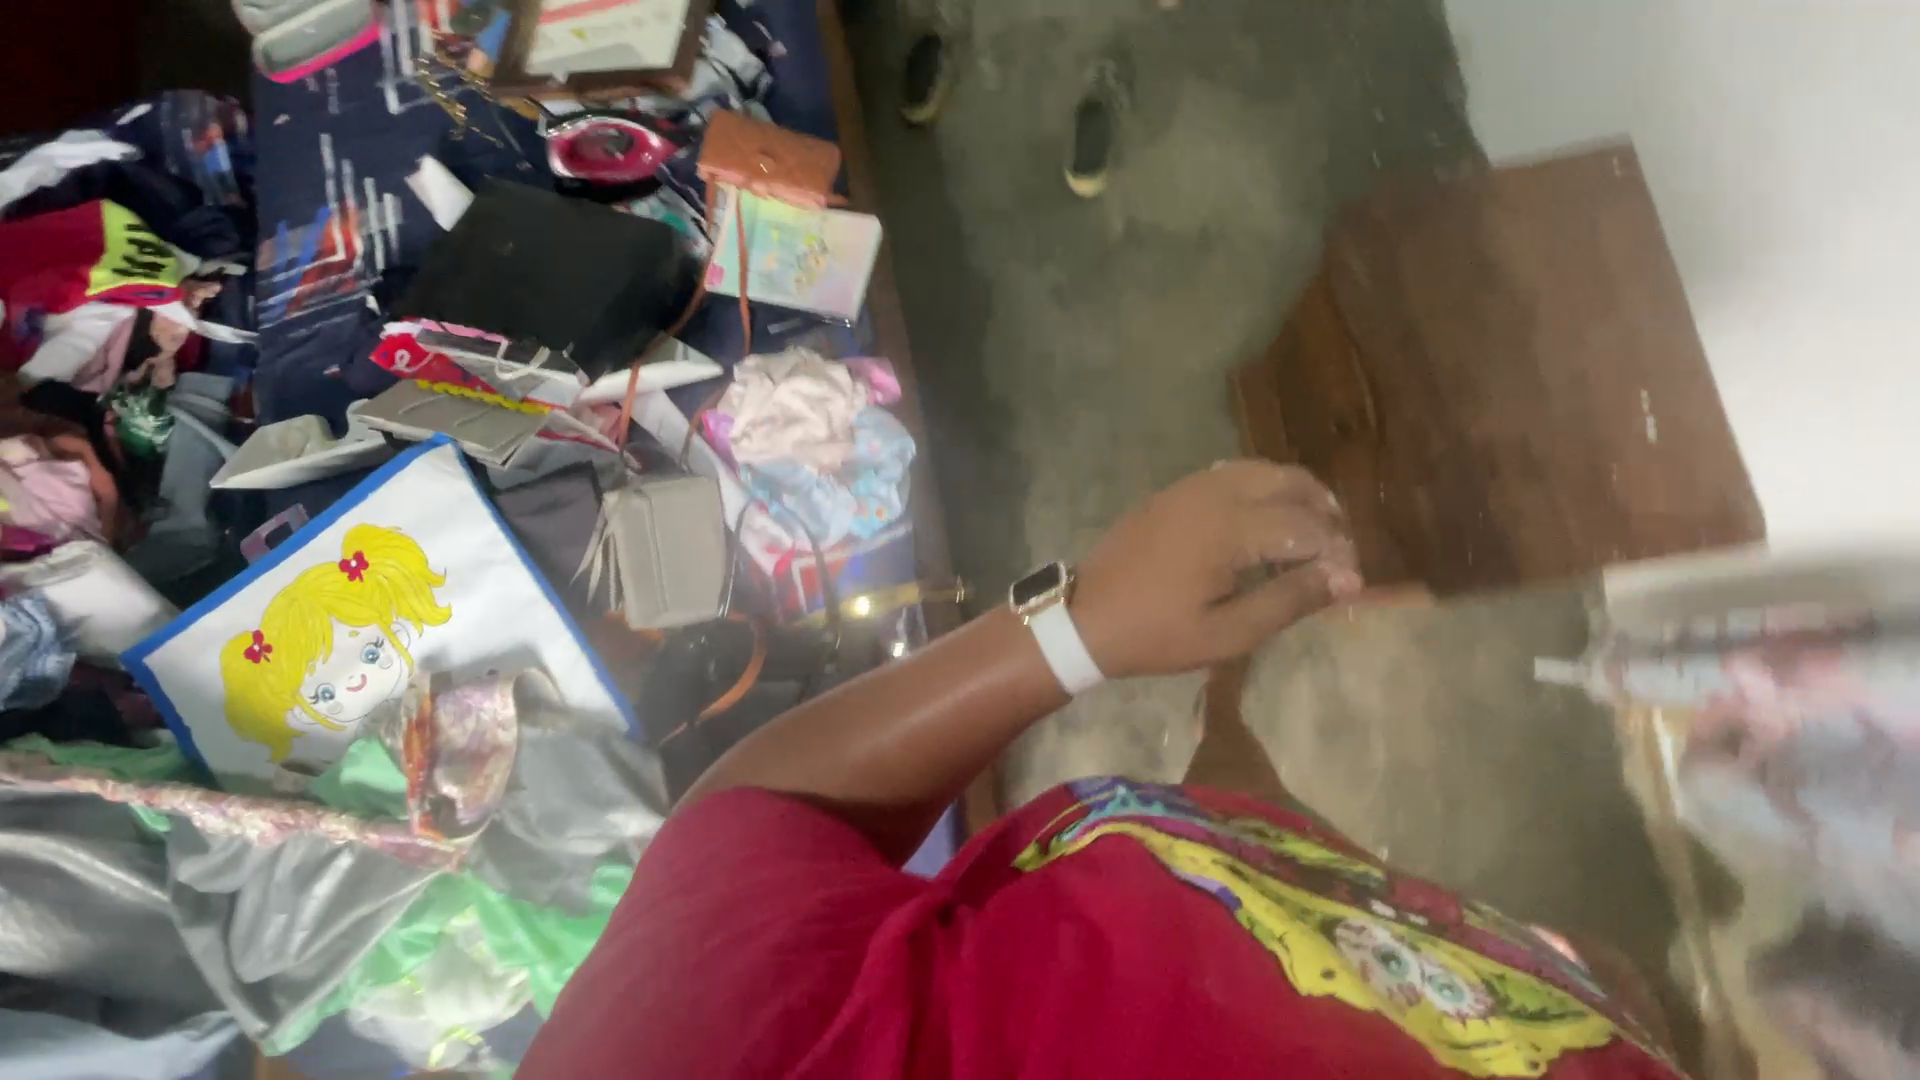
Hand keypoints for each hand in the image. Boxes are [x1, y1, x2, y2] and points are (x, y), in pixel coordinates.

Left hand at [1070, 460, 1362, 677]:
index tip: (1349, 580)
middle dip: (1322, 509)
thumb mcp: (1227, 634)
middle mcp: (1212, 494)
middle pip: (1288, 480)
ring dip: (1292, 492)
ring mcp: (1187, 487)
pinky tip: (1262, 521)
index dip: (1337, 550)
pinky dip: (1259, 488)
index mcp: (1228, 528)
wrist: (1085, 617)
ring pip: (1259, 469)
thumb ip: (1288, 600)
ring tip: (1308, 533)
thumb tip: (1348, 578)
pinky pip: (1229, 475)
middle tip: (1336, 548)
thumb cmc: (1155, 634)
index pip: (1306, 525)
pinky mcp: (1170, 492)